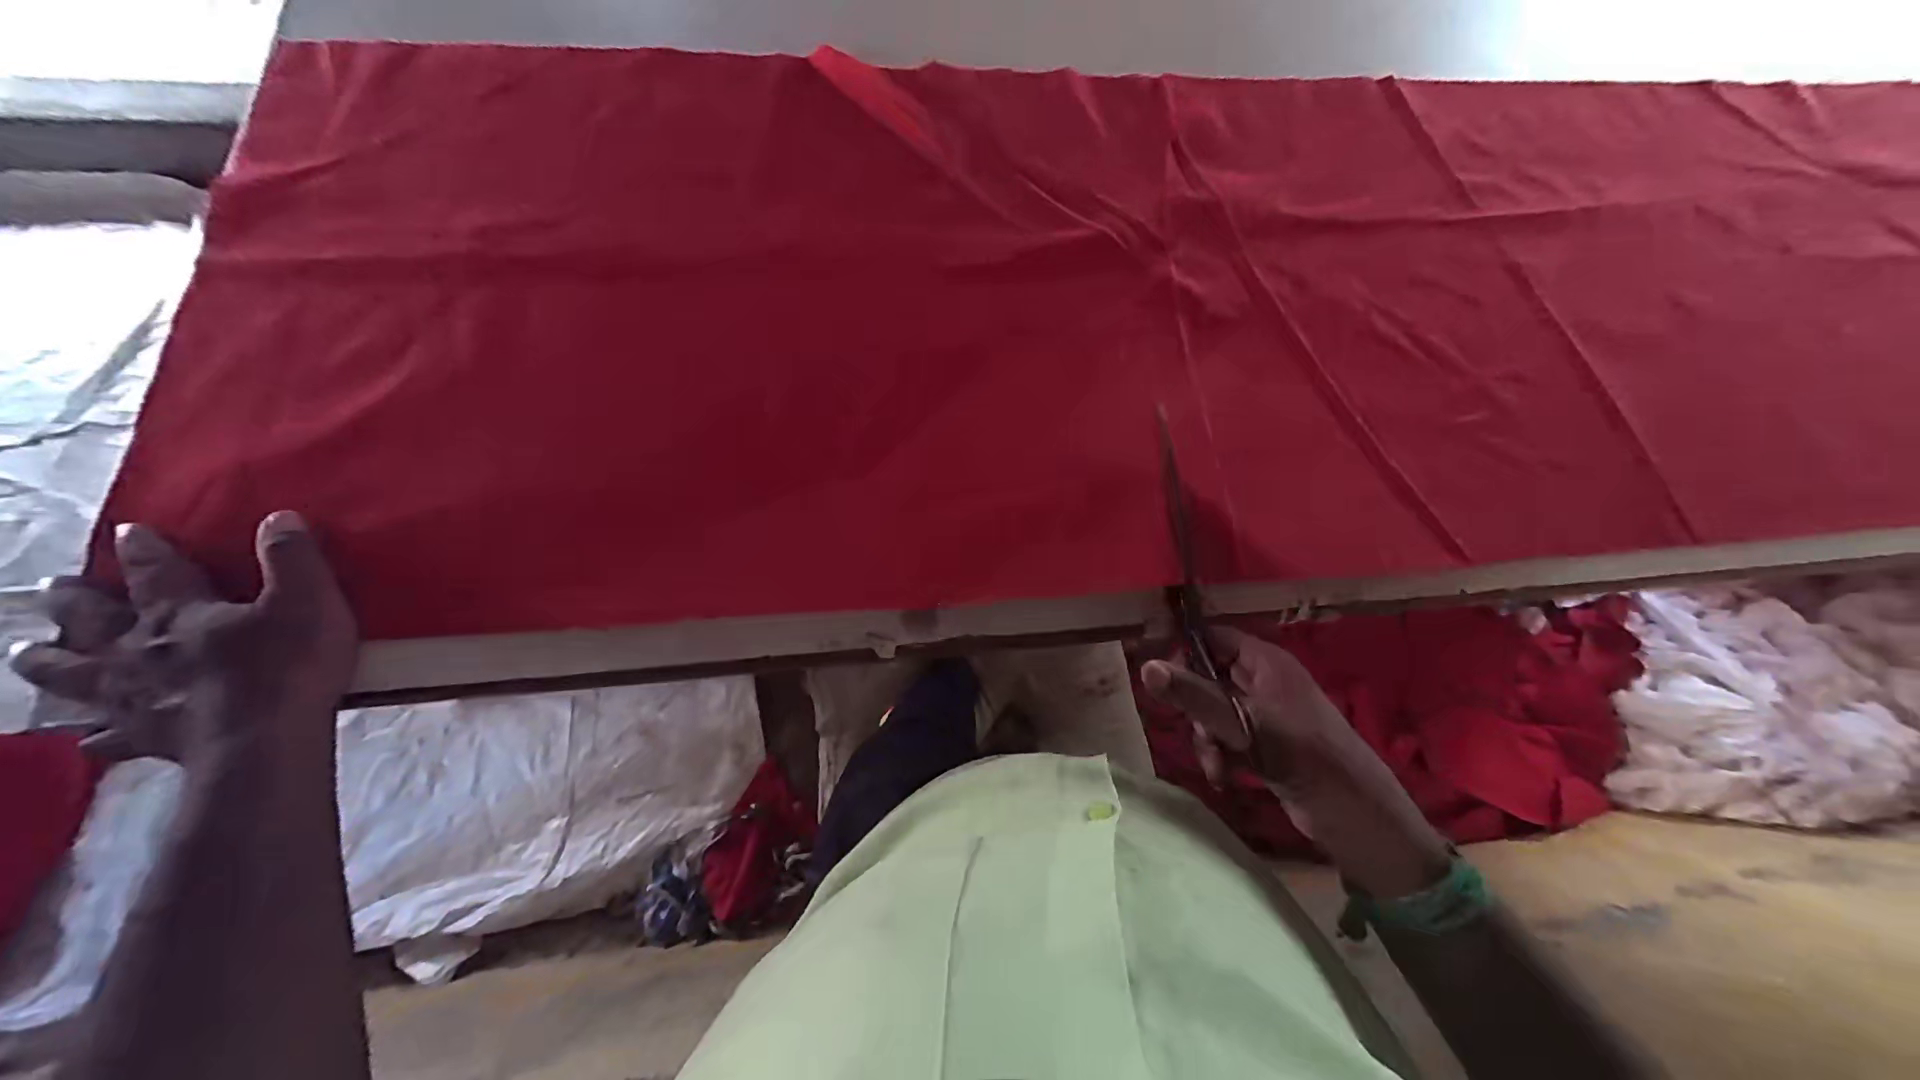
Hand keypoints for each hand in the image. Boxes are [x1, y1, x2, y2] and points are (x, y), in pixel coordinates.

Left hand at [9, 512, 357, 776]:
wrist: (259, 741)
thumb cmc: (288, 665)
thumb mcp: (309, 600)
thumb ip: (292, 558)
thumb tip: (278, 517)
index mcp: (179, 614)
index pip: (156, 571)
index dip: (143, 549)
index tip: (128, 531)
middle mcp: (138, 649)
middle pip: (90, 620)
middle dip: (73, 603)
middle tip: (57, 589)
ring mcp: (130, 696)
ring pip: (70, 675)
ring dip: (49, 662)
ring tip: (31, 654)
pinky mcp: (139, 736)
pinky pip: (104, 737)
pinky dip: (94, 735)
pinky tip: (89, 738)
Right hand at [1142, 626, 1451, 897]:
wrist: (1358, 818)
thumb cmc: (1305, 757)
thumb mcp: (1244, 725)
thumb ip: (1195, 696)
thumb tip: (1146, 667)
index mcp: (1266, 662)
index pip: (1213, 637)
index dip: (1183, 650)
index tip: (1156, 673)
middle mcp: (1263, 681)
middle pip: (1207, 676)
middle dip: (1195, 707)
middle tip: (1196, 730)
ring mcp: (1264, 714)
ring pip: (1212, 711)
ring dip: (1206, 738)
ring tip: (1216, 764)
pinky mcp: (1264, 743)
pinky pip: (1225, 736)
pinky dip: (1219, 754)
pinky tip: (1224, 776)